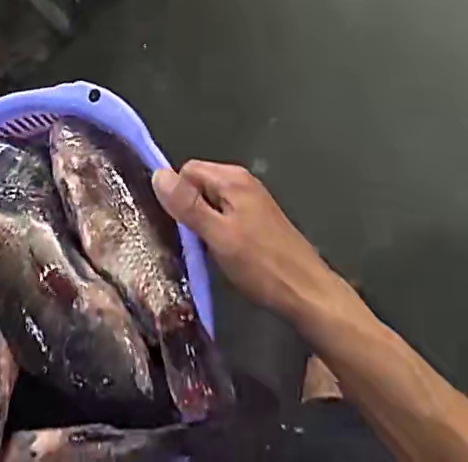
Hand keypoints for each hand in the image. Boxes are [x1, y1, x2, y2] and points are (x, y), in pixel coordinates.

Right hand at [153, 161, 341, 320]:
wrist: (310, 296)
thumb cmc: (262, 265)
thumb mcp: (218, 235)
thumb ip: (187, 204)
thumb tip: (157, 174)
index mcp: (232, 178)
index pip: (185, 171)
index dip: (178, 197)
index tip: (182, 226)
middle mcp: (242, 181)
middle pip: (198, 185)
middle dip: (190, 210)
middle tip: (195, 241)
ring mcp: (252, 200)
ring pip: (210, 202)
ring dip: (204, 224)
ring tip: (210, 250)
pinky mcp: (258, 220)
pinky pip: (224, 215)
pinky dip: (218, 231)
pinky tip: (225, 253)